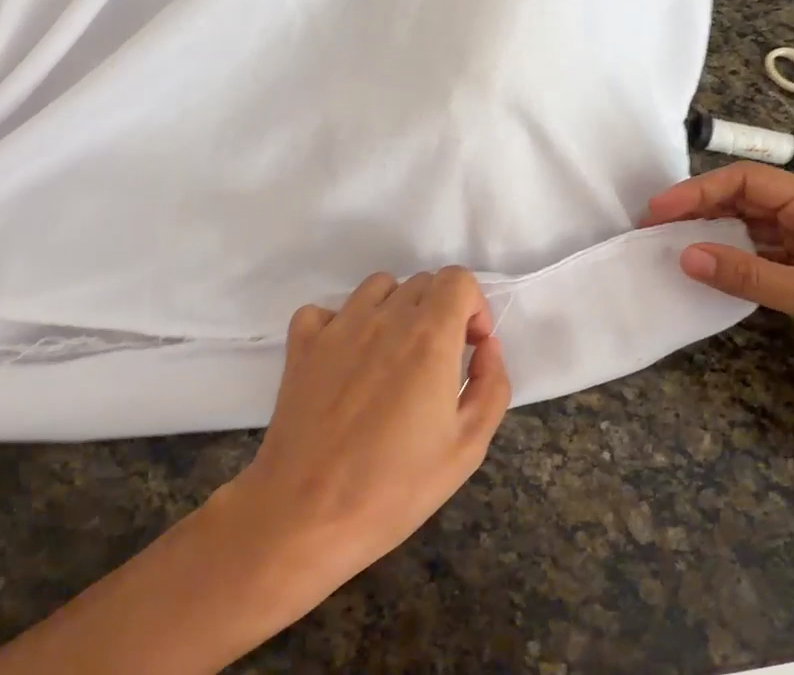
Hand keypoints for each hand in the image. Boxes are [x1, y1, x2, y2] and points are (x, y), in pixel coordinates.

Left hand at [220, 268, 511, 582]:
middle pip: (421, 283)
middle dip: (440, 312)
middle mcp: (383, 319)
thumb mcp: (467, 447)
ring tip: (394, 358)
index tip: (470, 348)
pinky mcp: (301, 345)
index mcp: (429, 338)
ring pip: (377, 288)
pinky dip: (341, 324)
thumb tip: (487, 348)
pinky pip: (326, 310)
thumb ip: (491, 386)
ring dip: (395, 310)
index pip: (457, 280)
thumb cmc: (395, 487)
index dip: (473, 308)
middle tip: (438, 363)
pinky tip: (347, 362)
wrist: (307, 513)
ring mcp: (337, 327)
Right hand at [642, 162, 793, 386]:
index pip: (748, 182)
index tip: (658, 212)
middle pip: (749, 200)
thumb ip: (748, 276)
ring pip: (758, 228)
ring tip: (676, 246)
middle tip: (655, 229)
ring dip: (719, 235)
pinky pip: (771, 256)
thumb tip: (686, 255)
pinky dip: (741, 261)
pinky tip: (718, 272)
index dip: (698, 191)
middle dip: (702, 209)